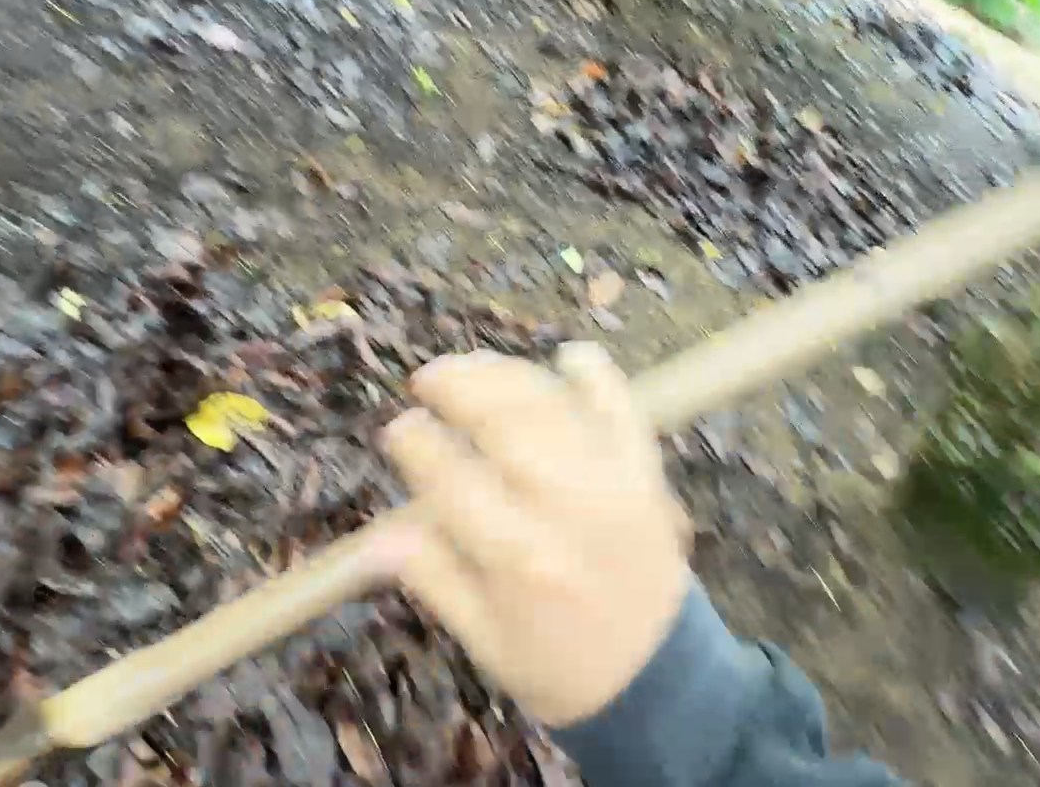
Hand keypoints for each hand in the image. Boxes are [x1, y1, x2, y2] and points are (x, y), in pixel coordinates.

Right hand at [379, 343, 690, 725]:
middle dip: (459, 386)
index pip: (453, 481)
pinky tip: (567, 357)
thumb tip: (376, 536)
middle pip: (505, 421)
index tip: (398, 427)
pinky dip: (596, 375)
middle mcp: (567, 509)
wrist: (662, 682)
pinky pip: (622, 407)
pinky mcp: (646, 471)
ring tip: (471, 365)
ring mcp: (614, 482)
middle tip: (427, 377)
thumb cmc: (561, 668)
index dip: (418, 445)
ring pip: (553, 403)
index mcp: (519, 559)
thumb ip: (435, 579)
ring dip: (507, 373)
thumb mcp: (485, 643)